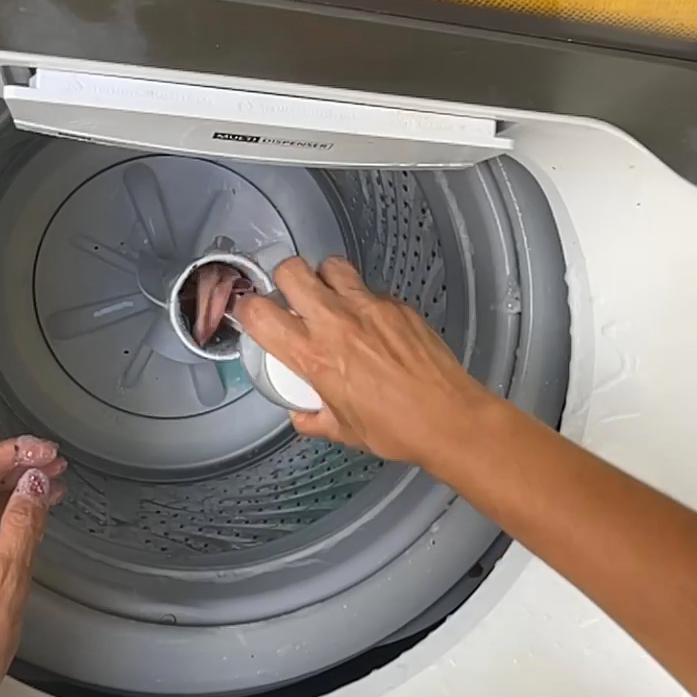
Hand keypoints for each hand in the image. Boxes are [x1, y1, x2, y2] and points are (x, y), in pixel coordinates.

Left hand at [0, 436, 66, 696]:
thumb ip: (23, 530)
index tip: (46, 451)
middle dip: (16, 467)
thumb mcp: (5, 588)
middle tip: (55, 463)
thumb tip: (35, 486)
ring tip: (51, 487)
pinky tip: (29, 524)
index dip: (12, 451)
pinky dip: (5, 519)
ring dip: (13, 493)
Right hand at [234, 256, 499, 465]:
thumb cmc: (396, 428)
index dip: (248, 308)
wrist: (448, 417)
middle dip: (284, 280)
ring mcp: (368, 308)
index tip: (252, 314)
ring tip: (331, 300)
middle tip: (292, 299)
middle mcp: (336, 323)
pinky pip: (368, 288)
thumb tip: (301, 414)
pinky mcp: (396, 305)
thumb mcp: (343, 431)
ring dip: (324, 279)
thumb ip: (313, 418)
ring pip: (330, 265)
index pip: (260, 313)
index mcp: (314, 356)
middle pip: (291, 270)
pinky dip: (361, 299)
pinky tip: (371, 323)